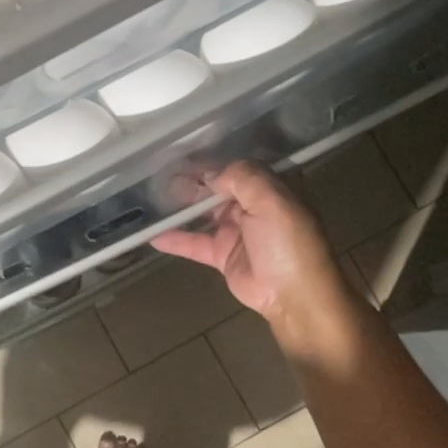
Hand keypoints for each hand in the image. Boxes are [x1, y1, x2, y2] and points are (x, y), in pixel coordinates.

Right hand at [151, 162, 361, 339]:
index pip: (240, 167)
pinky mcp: (224, 256)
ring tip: (154, 196)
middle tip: (163, 173)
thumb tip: (210, 173)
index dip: (216, 159)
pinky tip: (153, 235)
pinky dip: (176, 239)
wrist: (294, 295)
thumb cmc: (288, 242)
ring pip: (205, 213)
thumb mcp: (271, 200)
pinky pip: (196, 243)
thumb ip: (241, 178)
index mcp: (272, 189)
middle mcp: (255, 207)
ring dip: (182, 206)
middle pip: (219, 188)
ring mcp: (238, 232)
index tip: (186, 153)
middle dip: (194, 180)